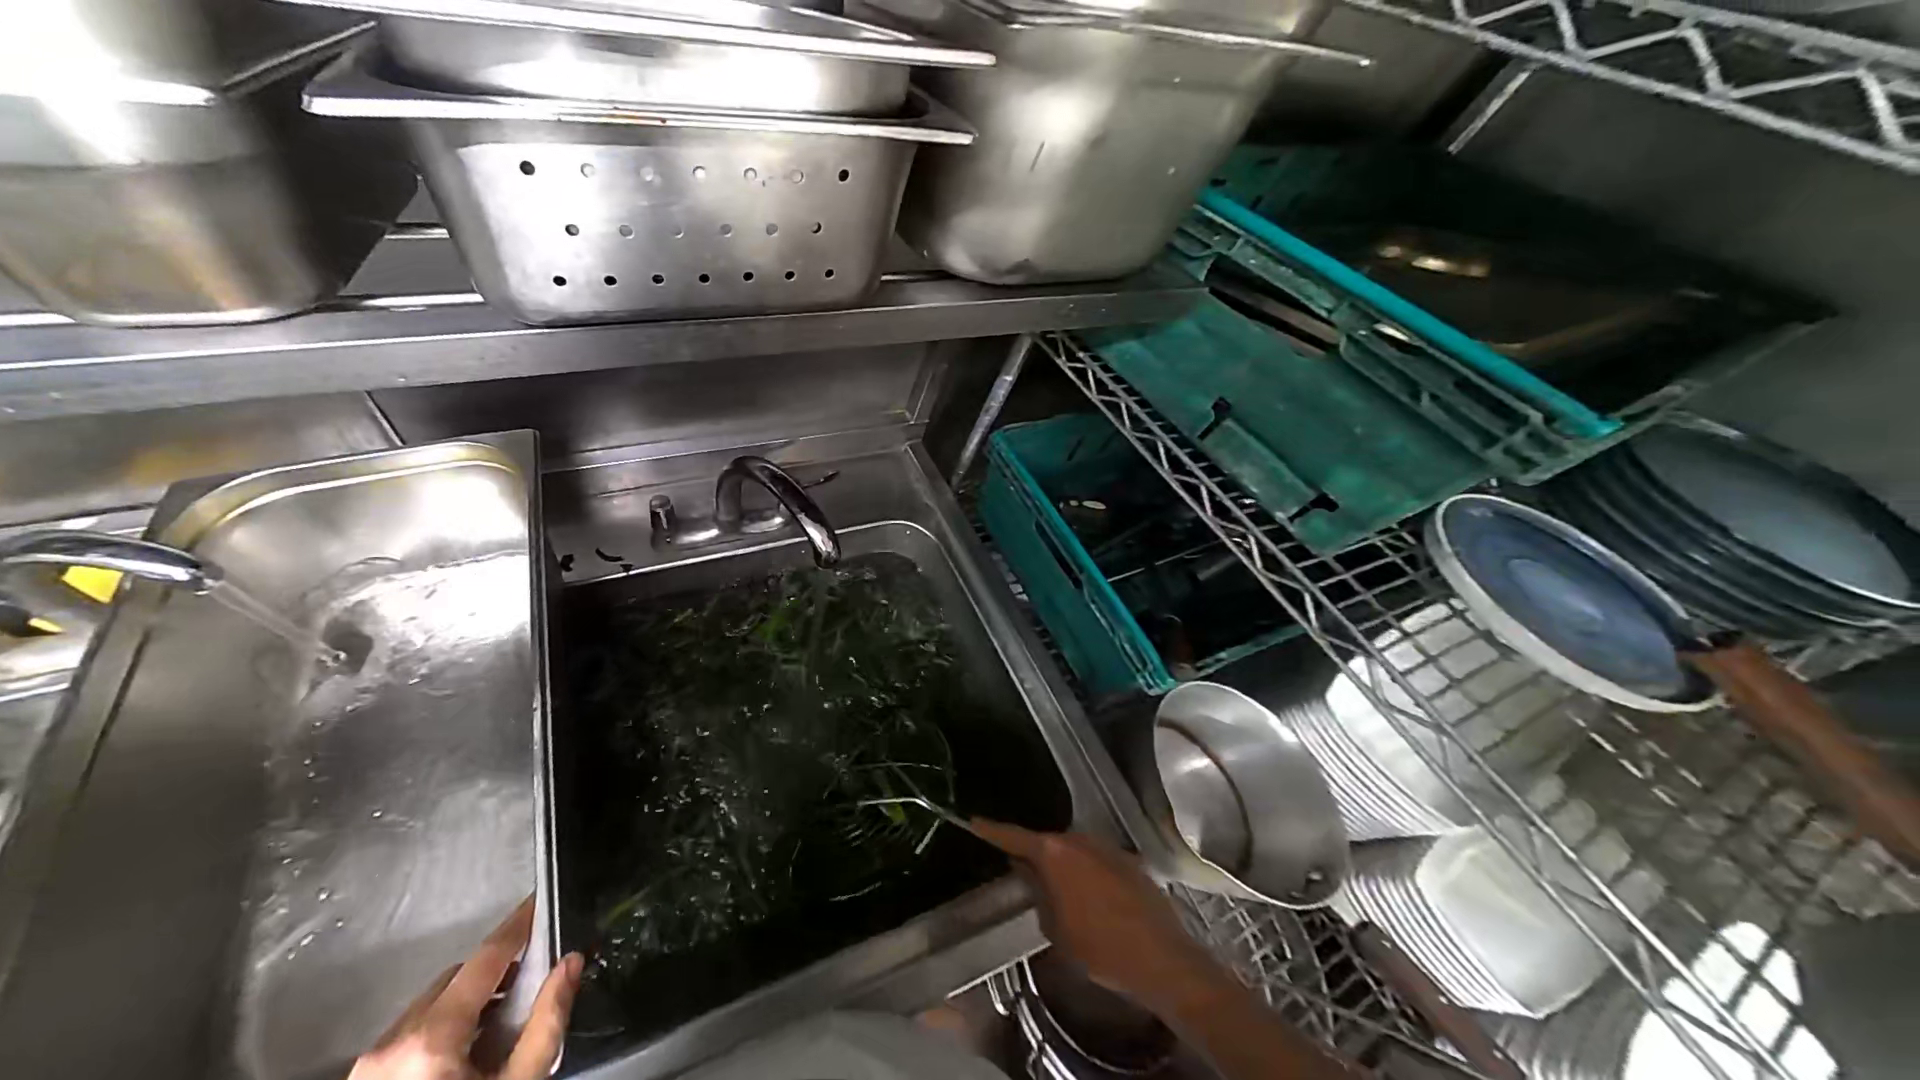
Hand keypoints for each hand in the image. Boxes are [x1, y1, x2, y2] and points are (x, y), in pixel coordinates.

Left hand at [349, 898, 584, 1079]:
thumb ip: (548, 1020)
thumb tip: (571, 962)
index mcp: (431, 1037)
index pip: (483, 960)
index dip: (515, 927)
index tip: (538, 900)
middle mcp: (391, 1042)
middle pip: (453, 980)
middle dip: (495, 972)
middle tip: (533, 978)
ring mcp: (367, 1066)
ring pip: (429, 1007)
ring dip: (470, 1000)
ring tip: (504, 1021)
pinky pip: (410, 1033)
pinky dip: (445, 1026)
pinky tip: (469, 1052)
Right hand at [968, 819, 1215, 1014]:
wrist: (1160, 958)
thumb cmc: (1098, 948)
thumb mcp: (1054, 927)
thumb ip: (1037, 892)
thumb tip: (1028, 871)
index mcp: (1054, 853)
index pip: (1014, 837)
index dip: (991, 830)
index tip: (974, 821)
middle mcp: (1080, 840)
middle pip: (1047, 842)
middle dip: (1033, 855)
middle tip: (1019, 872)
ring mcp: (1107, 846)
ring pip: (1073, 850)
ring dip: (1062, 864)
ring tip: (1056, 889)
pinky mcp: (1129, 859)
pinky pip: (1096, 860)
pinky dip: (1086, 872)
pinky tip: (1089, 897)